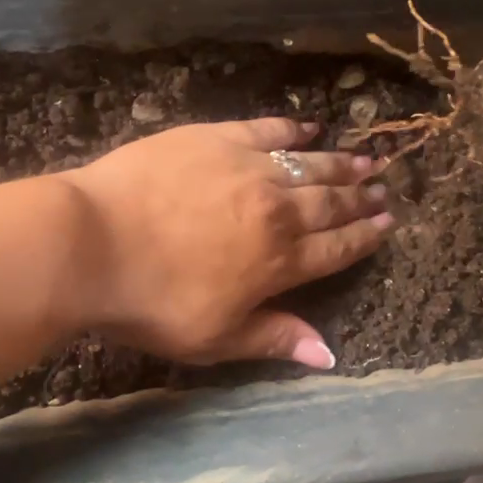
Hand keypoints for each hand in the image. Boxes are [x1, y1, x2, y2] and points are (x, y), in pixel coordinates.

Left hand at [62, 118, 393, 365]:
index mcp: (280, 262)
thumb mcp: (216, 338)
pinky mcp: (215, 137)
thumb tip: (330, 355)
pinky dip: (291, 128)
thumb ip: (275, 338)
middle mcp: (276, 210)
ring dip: (338, 164)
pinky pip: (265, 129)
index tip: (387, 224)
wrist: (94, 243)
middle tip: (383, 190)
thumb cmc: (151, 303)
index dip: (364, 237)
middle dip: (359, 199)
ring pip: (307, 164)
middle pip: (328, 203)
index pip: (336, 249)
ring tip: (364, 161)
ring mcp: (247, 168)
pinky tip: (308, 127)